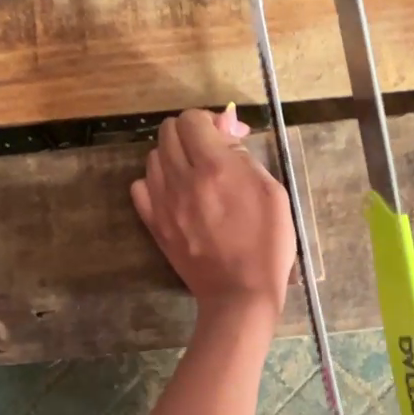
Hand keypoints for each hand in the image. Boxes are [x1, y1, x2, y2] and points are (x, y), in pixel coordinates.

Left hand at [131, 107, 294, 318]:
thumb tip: (225, 127)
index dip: (212, 120)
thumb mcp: (273, 193)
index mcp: (215, 168)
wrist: (239, 294)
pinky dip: (156, 181)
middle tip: (213, 151)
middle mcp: (182, 180)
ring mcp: (163, 203)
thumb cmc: (266, 245)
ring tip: (195, 172)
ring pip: (153, 157)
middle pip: (168, 132)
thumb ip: (245, 156)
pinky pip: (140, 186)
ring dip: (174, 155)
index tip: (231, 136)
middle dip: (191, 132)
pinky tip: (176, 192)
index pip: (193, 119)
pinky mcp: (154, 224)